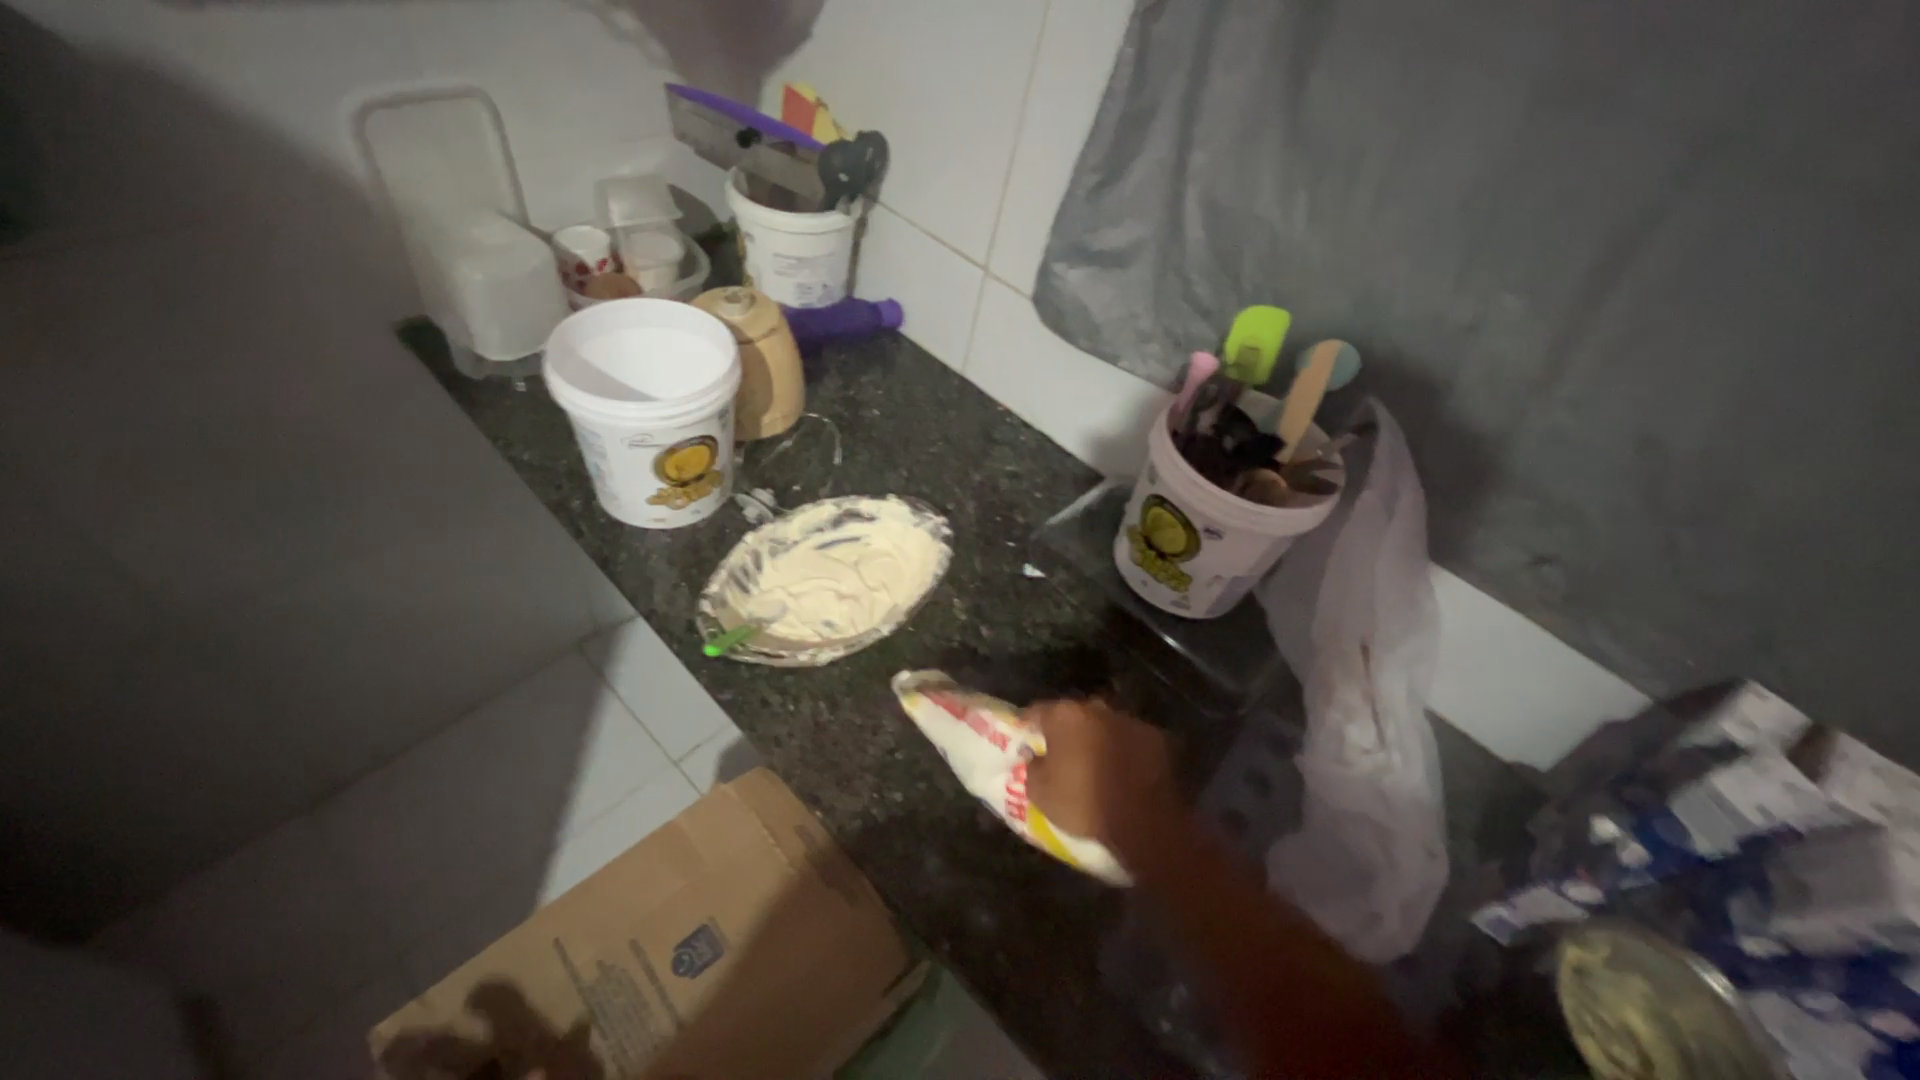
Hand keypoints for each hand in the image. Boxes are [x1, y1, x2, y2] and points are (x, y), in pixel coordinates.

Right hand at [1023, 698, 1179, 862]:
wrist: (1144, 820)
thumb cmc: (1084, 802)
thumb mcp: (1040, 793)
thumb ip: (1032, 766)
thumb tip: (1034, 756)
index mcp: (1064, 715)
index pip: (1035, 712)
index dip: (1027, 727)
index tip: (1024, 741)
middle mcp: (1097, 709)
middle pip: (1073, 716)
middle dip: (1065, 732)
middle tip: (1060, 754)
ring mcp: (1130, 720)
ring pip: (1104, 726)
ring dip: (1097, 740)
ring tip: (1094, 765)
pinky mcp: (1157, 737)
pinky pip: (1131, 741)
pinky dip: (1124, 751)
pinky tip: (1124, 772)